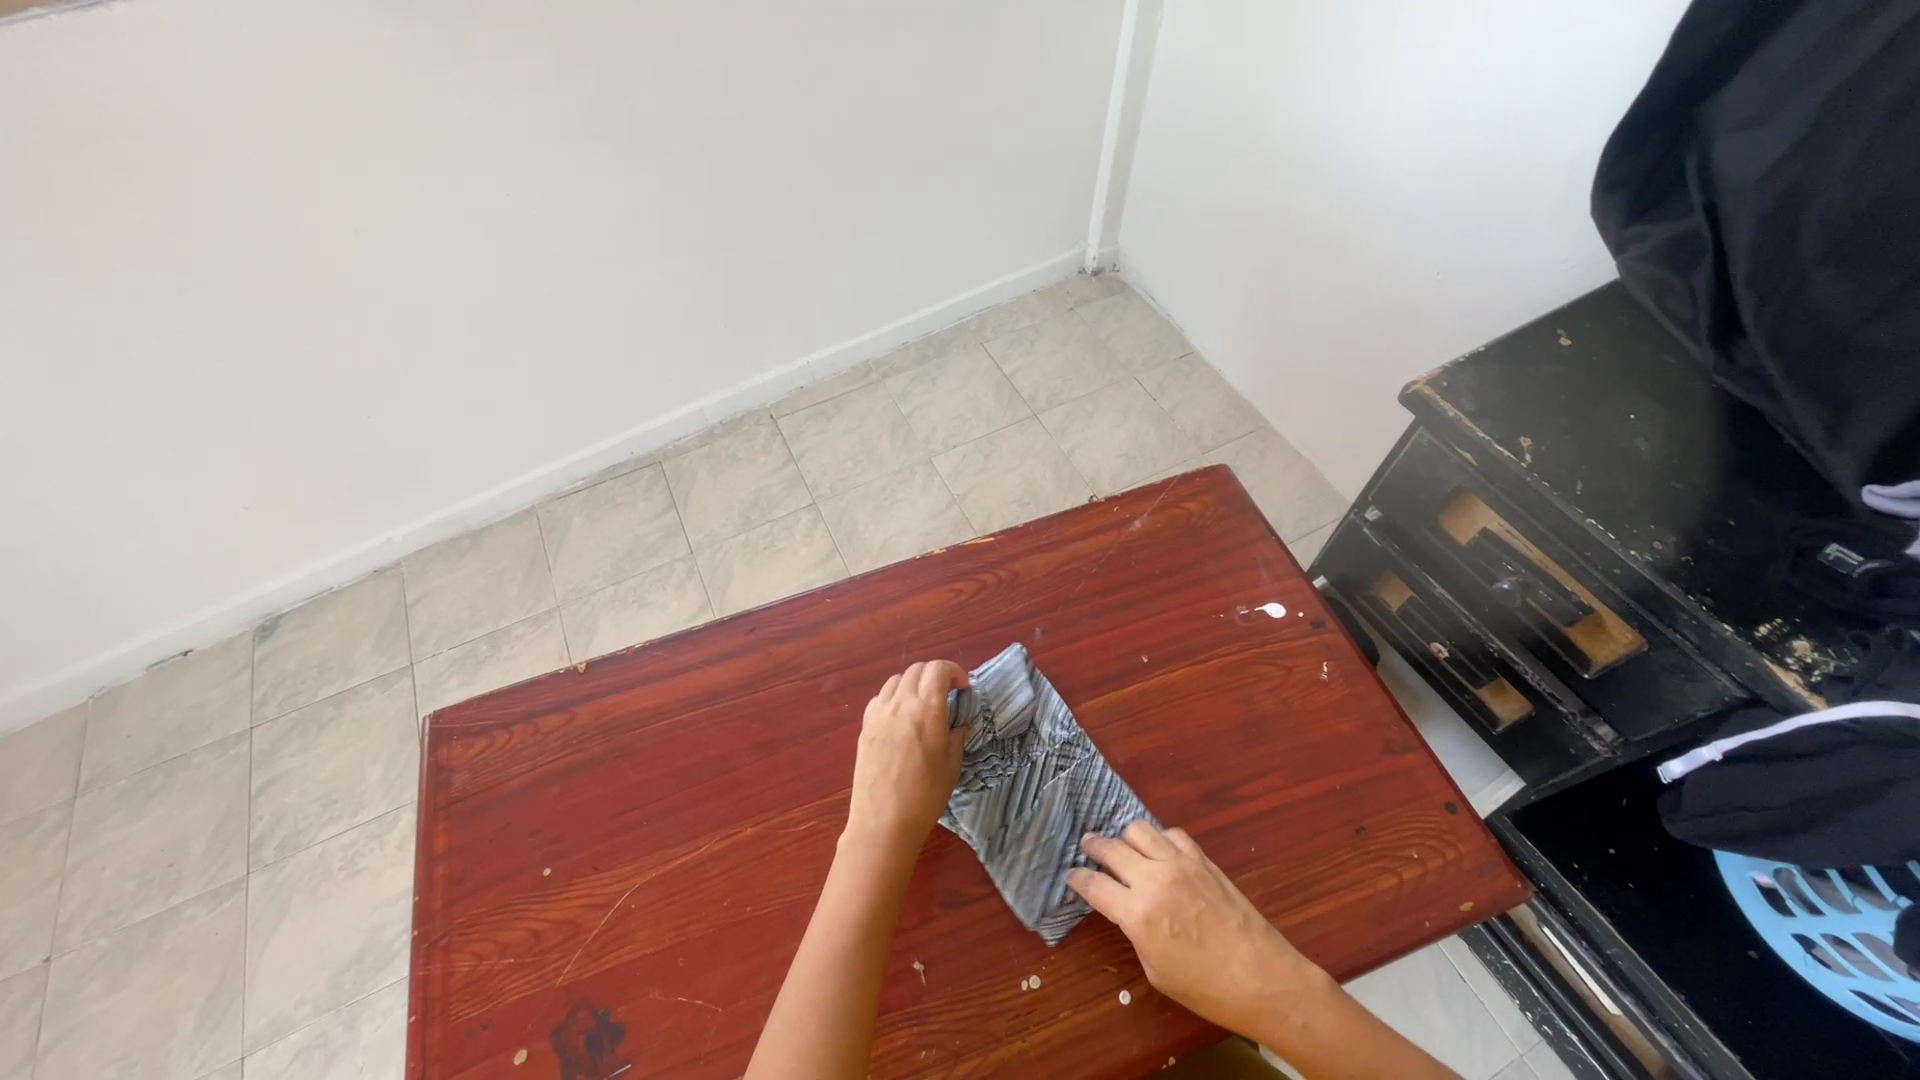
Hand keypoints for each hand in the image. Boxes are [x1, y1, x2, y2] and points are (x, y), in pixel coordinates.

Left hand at [844, 660, 969, 851]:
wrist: (883, 822)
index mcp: (926, 710)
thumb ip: (956, 736)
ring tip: (923, 703)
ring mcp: (878, 713)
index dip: (954, 671)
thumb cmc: (925, 796)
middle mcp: (900, 703)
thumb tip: (959, 723)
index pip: (938, 669)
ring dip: (914, 683)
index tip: (963, 687)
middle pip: (917, 669)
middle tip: (947, 692)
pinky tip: (901, 717)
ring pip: (896, 680)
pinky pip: (880, 698)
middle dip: (936, 675)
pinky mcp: (864, 726)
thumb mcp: (952, 765)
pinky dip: (894, 697)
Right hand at [1068, 821, 1324, 1037]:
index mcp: (1137, 914)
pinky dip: (1160, 839)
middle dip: (1093, 847)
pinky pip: (1173, 834)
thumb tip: (1126, 909)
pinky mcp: (1203, 860)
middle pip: (1111, 848)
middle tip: (1086, 847)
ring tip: (1122, 846)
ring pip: (1139, 829)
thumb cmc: (1206, 988)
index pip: (1093, 884)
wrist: (1262, 978)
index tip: (1070, 875)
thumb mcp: (1155, 969)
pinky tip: (1161, 852)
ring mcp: (1180, 864)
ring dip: (1126, 838)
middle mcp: (1154, 880)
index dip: (1077, 878)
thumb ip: (1134, 931)